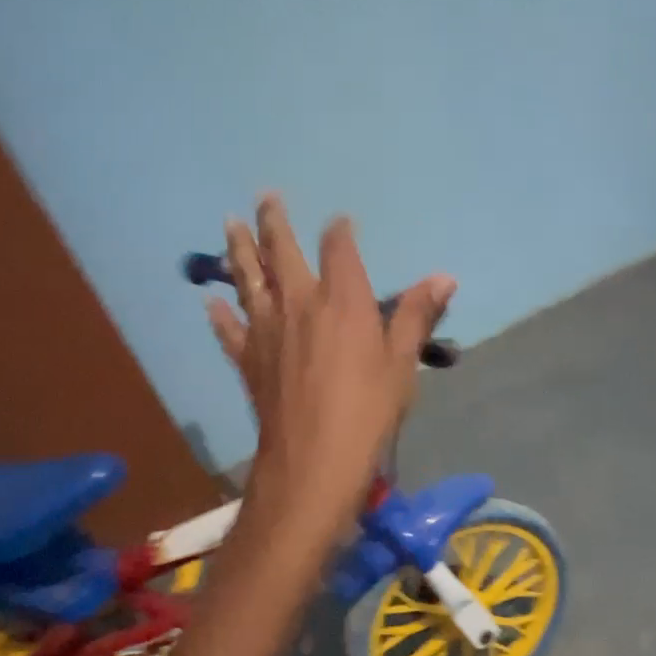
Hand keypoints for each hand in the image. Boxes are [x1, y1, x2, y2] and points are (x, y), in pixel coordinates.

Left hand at [205, 194, 454, 533]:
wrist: (314, 459)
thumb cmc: (368, 411)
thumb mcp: (402, 364)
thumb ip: (417, 317)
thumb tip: (444, 277)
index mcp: (342, 300)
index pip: (339, 249)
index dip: (339, 232)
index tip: (340, 221)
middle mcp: (298, 303)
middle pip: (280, 251)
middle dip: (273, 222)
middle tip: (265, 196)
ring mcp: (267, 331)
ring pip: (247, 279)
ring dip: (238, 250)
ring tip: (229, 224)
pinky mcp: (248, 361)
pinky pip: (230, 331)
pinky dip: (220, 316)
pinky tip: (211, 304)